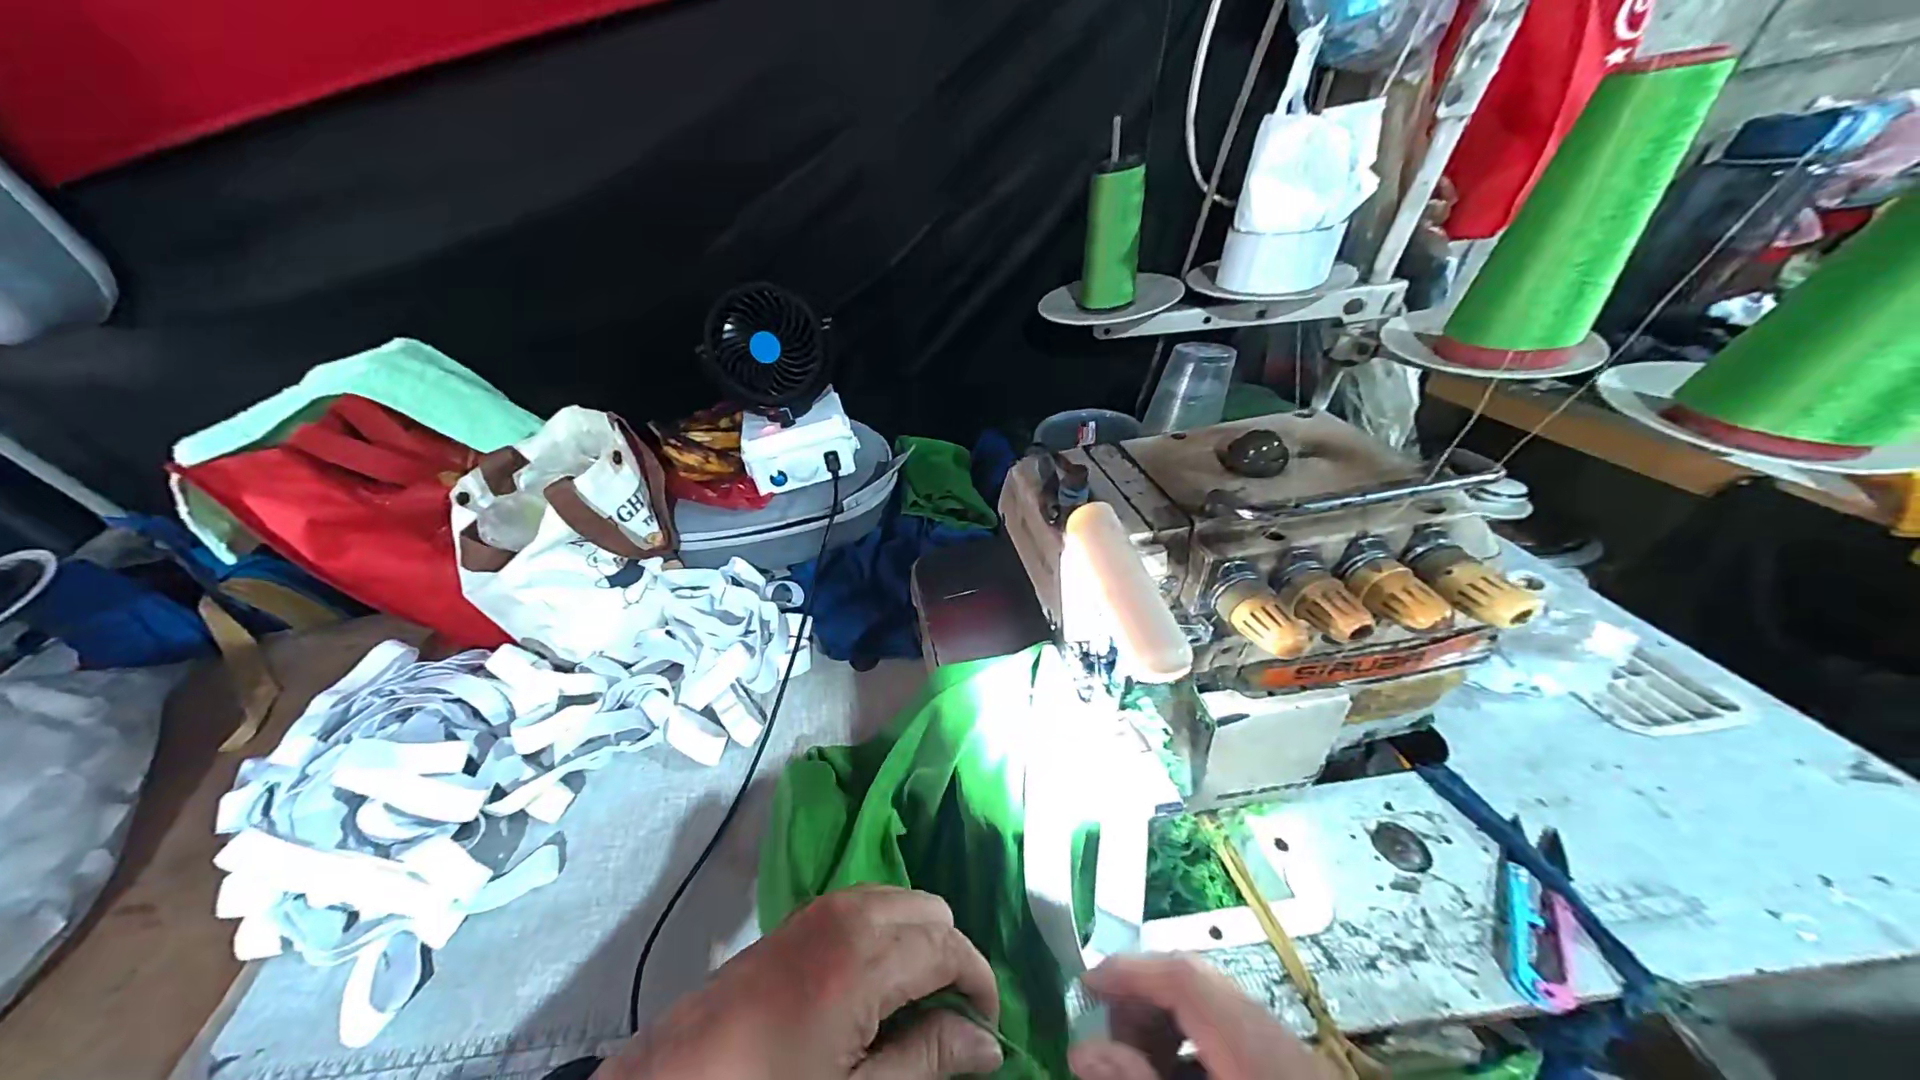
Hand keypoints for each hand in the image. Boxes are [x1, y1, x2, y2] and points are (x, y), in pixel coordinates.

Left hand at [602, 885, 1003, 1079]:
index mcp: (867, 956)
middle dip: (951, 955)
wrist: (678, 1076)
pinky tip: (876, 977)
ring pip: (903, 899)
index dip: (980, 982)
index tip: (987, 1025)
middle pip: (932, 910)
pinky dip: (890, 927)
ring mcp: (825, 906)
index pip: (951, 946)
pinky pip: (870, 900)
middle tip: (947, 1015)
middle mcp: (851, 912)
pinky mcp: (805, 912)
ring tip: (914, 999)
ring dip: (921, 938)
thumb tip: (987, 1043)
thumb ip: (926, 1059)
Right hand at [1068, 954, 1336, 1079]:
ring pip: (1210, 1006)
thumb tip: (1083, 1051)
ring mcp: (1288, 1052)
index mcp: (1249, 1043)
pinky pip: (1230, 1034)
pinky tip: (1174, 1077)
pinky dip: (1192, 1045)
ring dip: (1164, 1023)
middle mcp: (1272, 1033)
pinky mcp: (1290, 1068)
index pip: (1183, 976)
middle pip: (1195, 982)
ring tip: (1137, 1063)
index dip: (1128, 970)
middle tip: (1108, 1040)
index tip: (1084, 986)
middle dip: (1142, 1000)